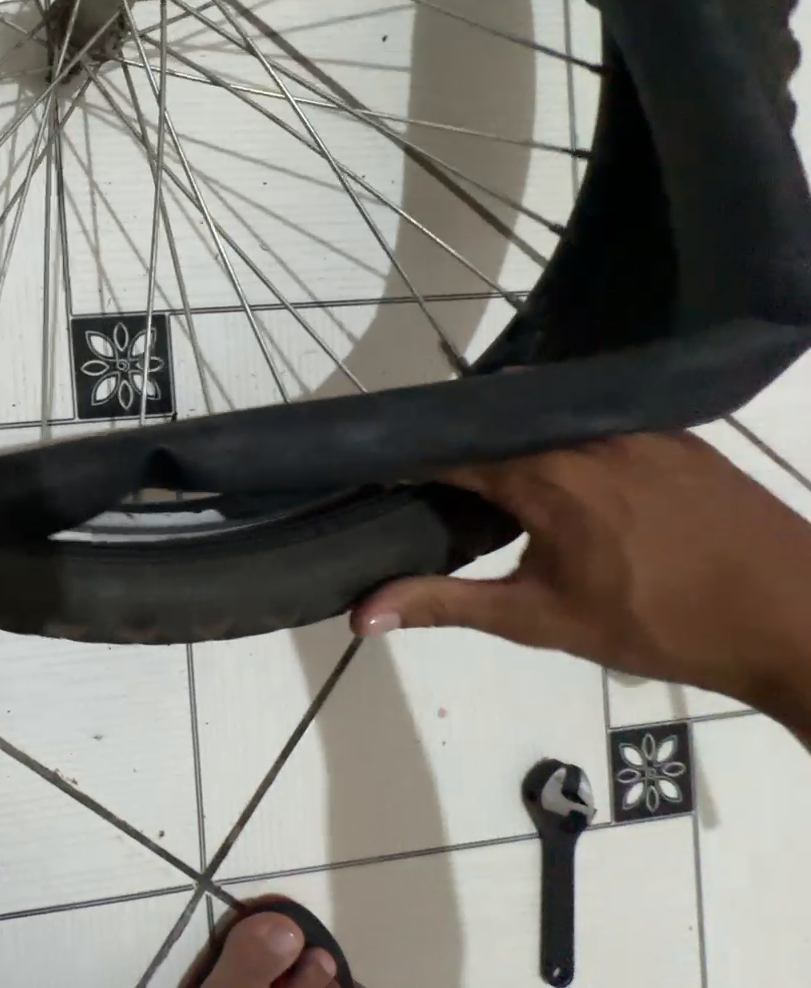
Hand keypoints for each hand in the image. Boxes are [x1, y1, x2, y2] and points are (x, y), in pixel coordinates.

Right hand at [352, 432, 810, 723]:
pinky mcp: (677, 436)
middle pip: (492, 419)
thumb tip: (360, 617)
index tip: (376, 479)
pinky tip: (557, 471)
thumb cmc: (663, 625)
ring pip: (542, 411)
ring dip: (505, 435)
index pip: (447, 451)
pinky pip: (593, 417)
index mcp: (548, 476)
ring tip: (485, 475)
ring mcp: (639, 430)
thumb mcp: (539, 619)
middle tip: (427, 481)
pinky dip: (556, 434)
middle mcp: (588, 437)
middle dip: (453, 443)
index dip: (405, 464)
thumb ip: (442, 604)